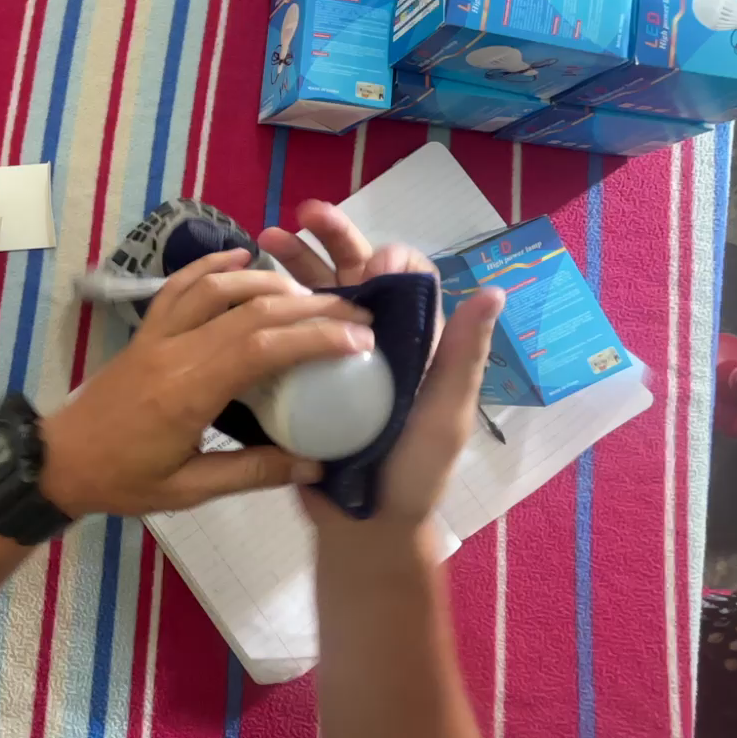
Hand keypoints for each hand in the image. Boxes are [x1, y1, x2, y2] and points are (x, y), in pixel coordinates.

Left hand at [39, 249, 376, 516]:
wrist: (60, 460)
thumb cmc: (122, 479)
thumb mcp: (188, 490)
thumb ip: (251, 472)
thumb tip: (314, 464)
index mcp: (187, 392)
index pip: (259, 347)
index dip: (314, 336)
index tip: (359, 337)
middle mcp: (173, 351)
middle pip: (247, 310)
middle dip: (307, 305)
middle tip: (354, 309)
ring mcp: (155, 334)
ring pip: (214, 288)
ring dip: (265, 281)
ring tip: (309, 291)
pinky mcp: (144, 331)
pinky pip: (178, 287)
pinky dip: (210, 267)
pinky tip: (240, 256)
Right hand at [259, 199, 501, 566]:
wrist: (361, 522)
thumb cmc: (414, 472)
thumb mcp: (445, 414)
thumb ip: (461, 357)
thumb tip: (492, 291)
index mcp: (409, 341)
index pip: (398, 280)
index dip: (380, 256)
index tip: (361, 255)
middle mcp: (367, 339)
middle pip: (348, 276)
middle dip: (325, 240)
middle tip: (296, 216)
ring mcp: (327, 357)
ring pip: (309, 296)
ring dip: (288, 263)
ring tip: (261, 241)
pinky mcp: (295, 377)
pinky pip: (281, 335)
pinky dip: (264, 308)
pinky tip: (245, 294)